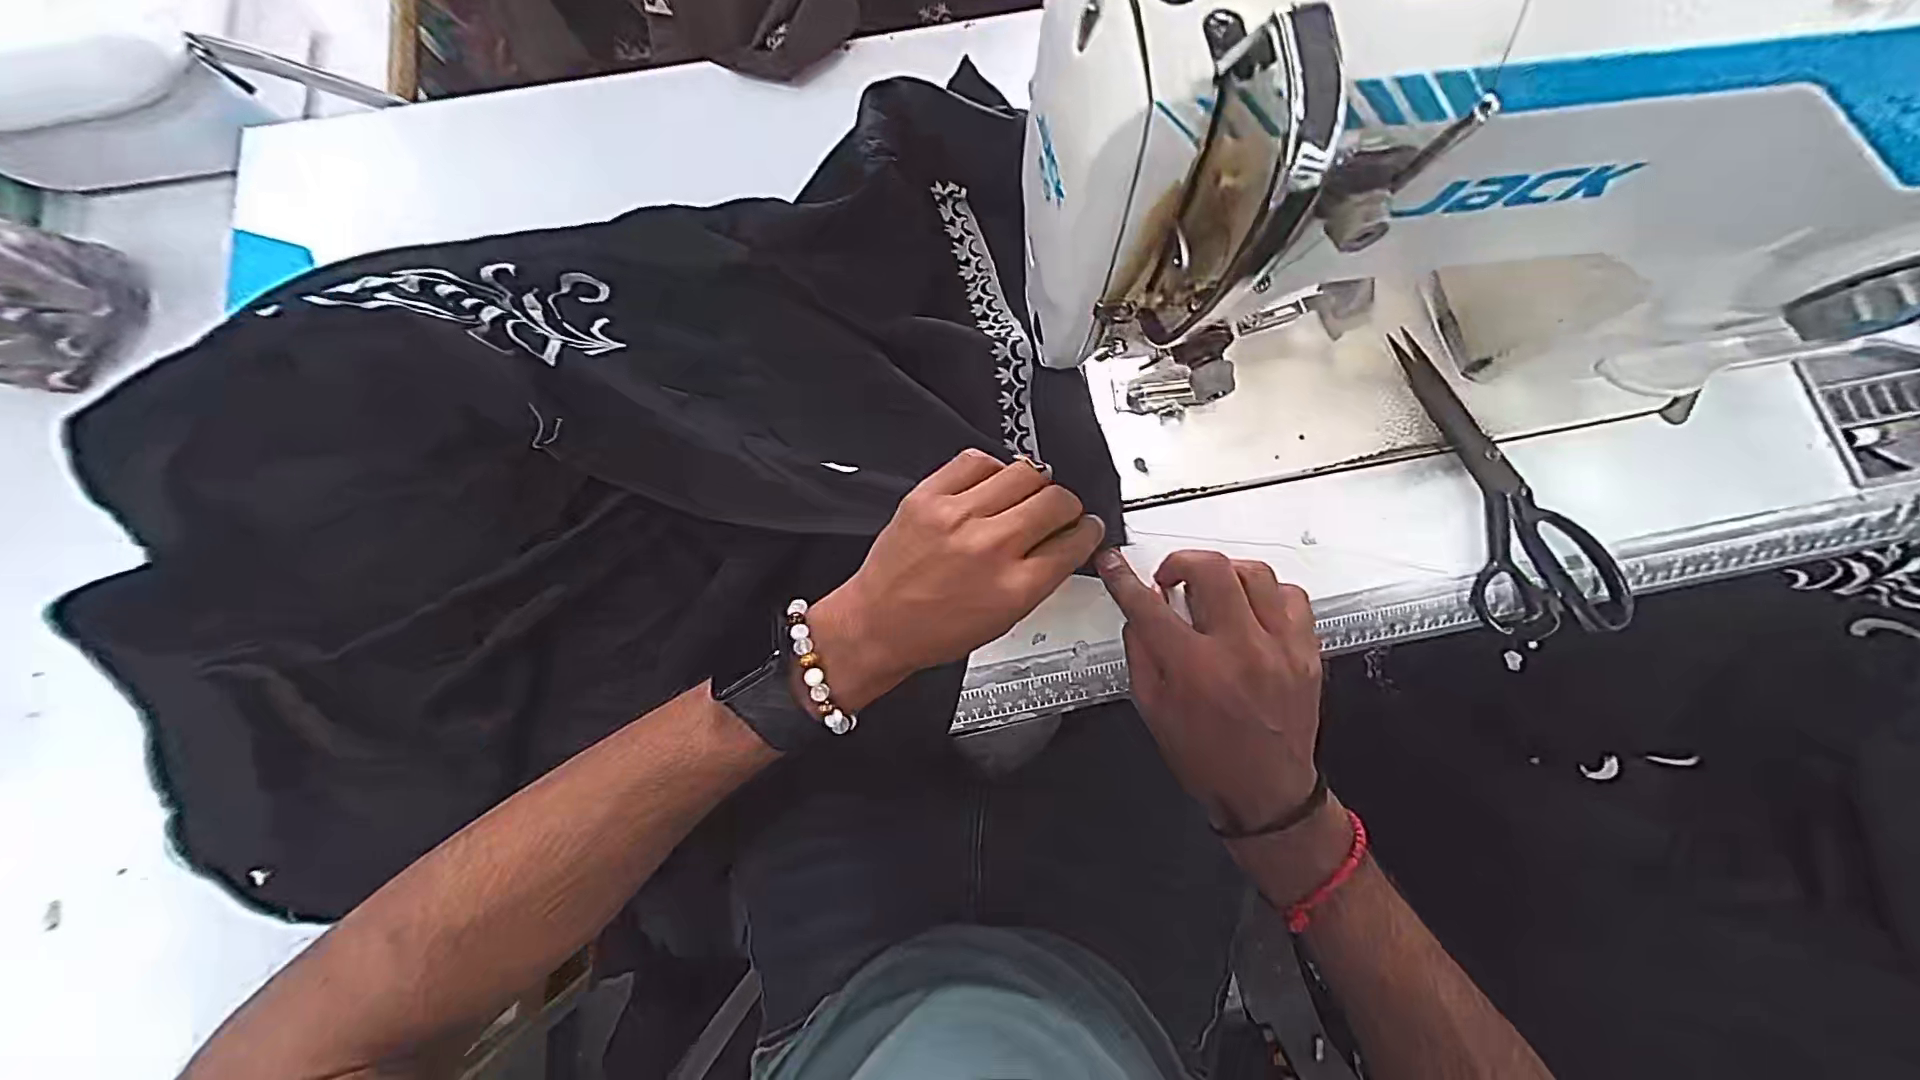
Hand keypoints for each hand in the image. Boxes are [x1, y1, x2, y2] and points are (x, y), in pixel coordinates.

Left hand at [807, 449, 1105, 708]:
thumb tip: (1063, 543)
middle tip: (1060, 512)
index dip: (1088, 531)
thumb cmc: (934, 630)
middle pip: (1057, 501)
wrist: (877, 623)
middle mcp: (990, 547)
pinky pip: (977, 460)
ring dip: (1035, 484)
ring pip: (1025, 473)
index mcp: (1015, 587)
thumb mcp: (1004, 618)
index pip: (1074, 541)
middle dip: (1067, 506)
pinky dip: (992, 469)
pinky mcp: (928, 497)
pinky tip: (989, 484)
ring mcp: (957, 517)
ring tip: (1025, 496)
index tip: (1085, 527)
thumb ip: (1040, 577)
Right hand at [1096, 548, 1323, 832]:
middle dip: (1179, 562)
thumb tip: (1137, 613)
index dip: (1122, 577)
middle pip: (1210, 570)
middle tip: (1170, 577)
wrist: (1266, 794)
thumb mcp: (1153, 708)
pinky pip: (1292, 596)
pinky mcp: (1306, 654)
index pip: (1146, 605)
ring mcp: (1279, 649)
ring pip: (1255, 573)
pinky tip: (1251, 606)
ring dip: (1223, 573)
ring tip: (1211, 589)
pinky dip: (1267, 592)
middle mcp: (1239, 652)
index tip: (1115, 564)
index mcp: (1193, 669)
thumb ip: (1141, 652)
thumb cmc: (1209, 759)